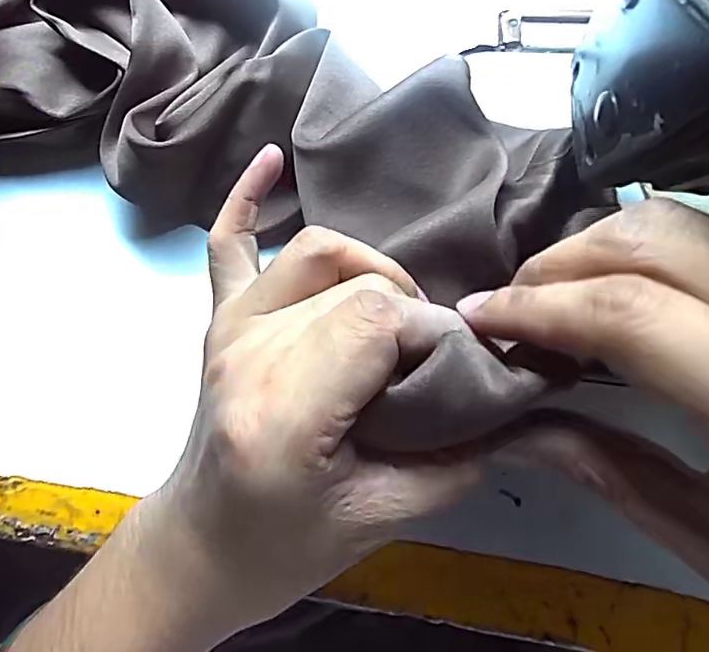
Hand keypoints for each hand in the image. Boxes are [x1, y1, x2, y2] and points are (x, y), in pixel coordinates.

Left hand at [13, 145, 478, 651]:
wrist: (199, 549)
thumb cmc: (282, 546)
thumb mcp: (380, 520)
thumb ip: (454, 456)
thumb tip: (509, 397)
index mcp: (284, 410)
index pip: (377, 319)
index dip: (430, 328)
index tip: (454, 361)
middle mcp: (250, 351)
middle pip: (358, 283)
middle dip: (412, 309)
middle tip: (430, 352)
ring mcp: (231, 326)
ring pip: (319, 250)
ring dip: (371, 267)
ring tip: (392, 303)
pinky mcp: (221, 317)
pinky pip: (229, 244)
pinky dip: (248, 198)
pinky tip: (272, 160)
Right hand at [462, 199, 708, 651]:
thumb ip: (641, 489)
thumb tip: (538, 425)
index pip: (650, 318)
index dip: (548, 306)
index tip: (482, 319)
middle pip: (669, 237)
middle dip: (568, 255)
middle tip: (510, 306)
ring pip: (696, 224)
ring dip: (607, 246)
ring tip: (553, 300)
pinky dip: (652, 260)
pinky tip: (625, 303)